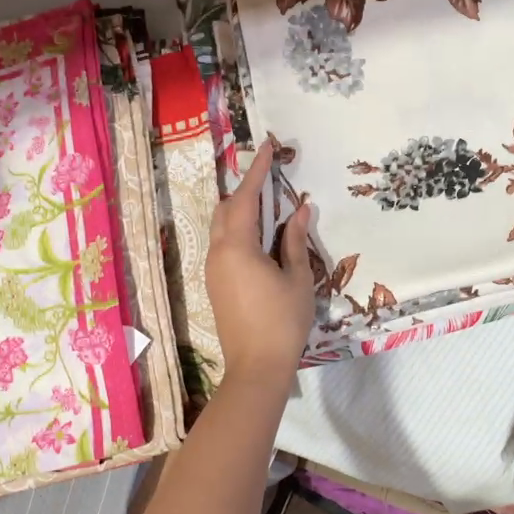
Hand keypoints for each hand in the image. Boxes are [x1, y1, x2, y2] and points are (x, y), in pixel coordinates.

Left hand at [205, 142, 316, 376]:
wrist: (256, 367)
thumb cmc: (283, 321)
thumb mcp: (297, 278)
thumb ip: (294, 240)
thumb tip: (300, 209)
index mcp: (237, 247)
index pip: (246, 198)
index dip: (258, 171)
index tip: (267, 147)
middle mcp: (218, 253)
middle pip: (226, 209)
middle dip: (246, 189)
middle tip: (269, 175)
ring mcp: (213, 270)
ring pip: (221, 227)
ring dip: (241, 210)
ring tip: (267, 202)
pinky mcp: (215, 284)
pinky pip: (223, 244)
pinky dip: (238, 230)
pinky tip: (260, 236)